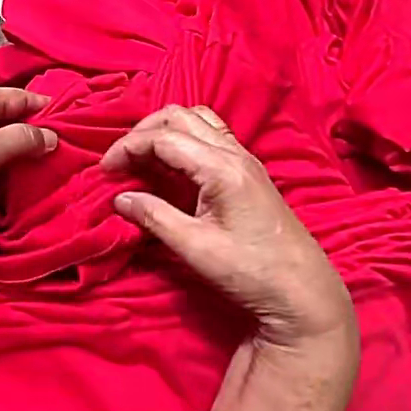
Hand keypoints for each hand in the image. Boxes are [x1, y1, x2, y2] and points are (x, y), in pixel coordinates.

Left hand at [0, 88, 58, 225]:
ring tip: (45, 160)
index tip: (70, 117)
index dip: (44, 106)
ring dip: (20, 146)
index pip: (18, 96)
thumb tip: (49, 137)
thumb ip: (21, 139)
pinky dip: (4, 160)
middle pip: (9, 115)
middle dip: (35, 127)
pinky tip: (15, 174)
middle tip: (63, 143)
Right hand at [103, 105, 357, 360]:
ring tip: (142, 157)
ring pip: (197, 119)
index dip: (127, 147)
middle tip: (120, 161)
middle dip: (142, 132)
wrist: (305, 294)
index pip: (163, 137)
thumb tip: (119, 198)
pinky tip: (172, 165)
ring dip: (164, 130)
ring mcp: (245, 159)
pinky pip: (210, 135)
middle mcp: (235, 153)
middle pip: (179, 116)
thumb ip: (154, 217)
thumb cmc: (251, 273)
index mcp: (221, 168)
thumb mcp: (195, 248)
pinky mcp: (249, 171)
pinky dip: (183, 139)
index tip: (105, 170)